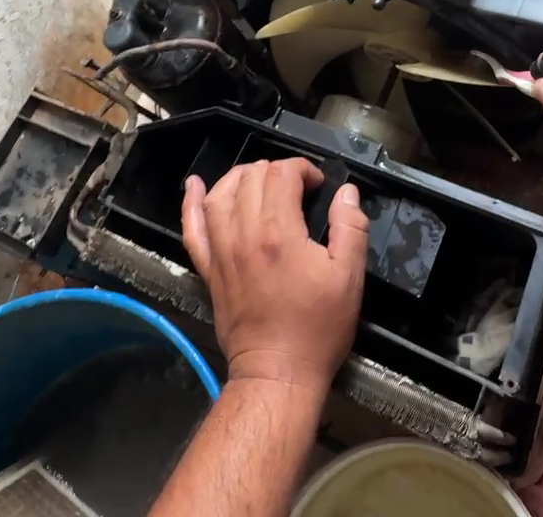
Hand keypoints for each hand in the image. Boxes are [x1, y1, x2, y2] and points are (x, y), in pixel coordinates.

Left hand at [182, 158, 367, 393]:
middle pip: (252, 178)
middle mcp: (244, 234)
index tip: (318, 184)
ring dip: (241, 177)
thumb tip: (346, 192)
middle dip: (276, 171)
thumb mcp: (350, 278)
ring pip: (221, 194)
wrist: (278, 373)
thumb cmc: (318, 327)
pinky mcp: (208, 269)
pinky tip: (196, 185)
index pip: (282, 175)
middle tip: (296, 188)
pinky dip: (191, 203)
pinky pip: (192, 228)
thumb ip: (351, 228)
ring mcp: (221, 251)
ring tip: (260, 180)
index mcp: (280, 233)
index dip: (303, 169)